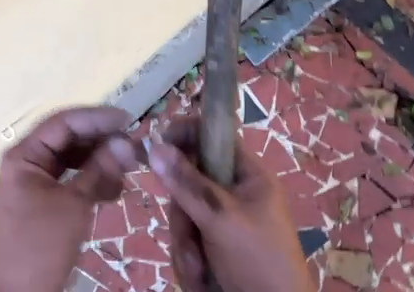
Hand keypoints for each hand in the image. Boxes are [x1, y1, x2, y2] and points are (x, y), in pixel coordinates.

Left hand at [0, 106, 141, 291]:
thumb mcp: (74, 205)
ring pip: (71, 161)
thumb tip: (126, 140)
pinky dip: (91, 183)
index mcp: (24, 154)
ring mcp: (33, 182)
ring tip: (128, 171)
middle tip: (134, 149)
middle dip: (101, 143)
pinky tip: (113, 191)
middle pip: (68, 140)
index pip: (64, 122)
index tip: (128, 120)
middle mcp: (26, 161)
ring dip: (99, 164)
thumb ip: (99, 170)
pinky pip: (69, 181)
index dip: (97, 118)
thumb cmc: (40, 247)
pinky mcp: (42, 203)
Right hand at [151, 117, 312, 291]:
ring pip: (184, 215)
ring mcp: (224, 224)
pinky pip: (186, 241)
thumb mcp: (221, 220)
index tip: (159, 143)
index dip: (187, 134)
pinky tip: (200, 279)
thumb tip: (155, 145)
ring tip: (198, 269)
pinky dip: (189, 262)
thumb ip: (187, 183)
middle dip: (183, 213)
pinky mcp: (214, 249)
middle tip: (188, 234)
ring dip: (185, 244)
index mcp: (250, 178)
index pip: (214, 138)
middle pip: (190, 181)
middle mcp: (236, 196)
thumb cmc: (258, 263)